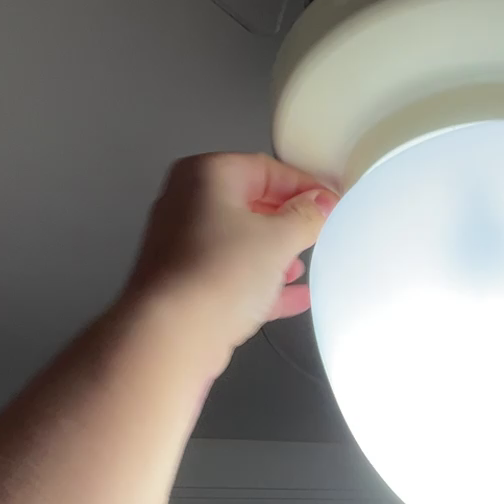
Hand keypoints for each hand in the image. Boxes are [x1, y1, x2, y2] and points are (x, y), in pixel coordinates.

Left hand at [125, 152, 337, 354]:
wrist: (174, 334)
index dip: (303, 186)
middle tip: (319, 233)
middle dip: (288, 221)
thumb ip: (305, 217)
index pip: (265, 169)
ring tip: (305, 265)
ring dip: (276, 254)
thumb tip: (321, 203)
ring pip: (242, 242)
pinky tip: (293, 297)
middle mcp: (188, 204)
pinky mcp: (189, 285)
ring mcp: (185, 246)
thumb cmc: (219, 273)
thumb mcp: (278, 239)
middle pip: (251, 204)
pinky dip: (263, 284)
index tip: (330, 204)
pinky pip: (234, 276)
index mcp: (206, 176)